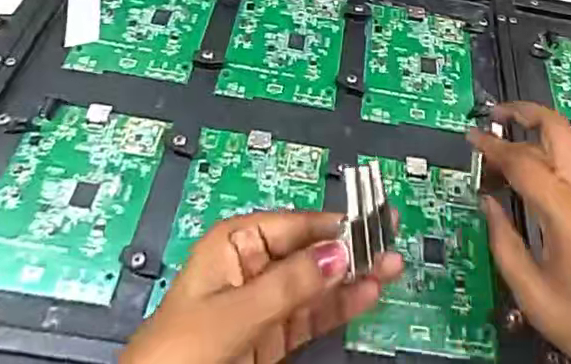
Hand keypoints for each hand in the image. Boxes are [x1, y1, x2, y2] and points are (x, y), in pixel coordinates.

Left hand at [122, 209, 403, 363]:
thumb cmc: (180, 349)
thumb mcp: (233, 313)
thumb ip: (288, 283)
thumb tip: (338, 251)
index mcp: (234, 243)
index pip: (294, 225)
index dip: (333, 224)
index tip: (372, 222)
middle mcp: (252, 266)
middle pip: (310, 252)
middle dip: (350, 249)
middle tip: (390, 241)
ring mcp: (263, 303)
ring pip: (317, 283)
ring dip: (353, 277)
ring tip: (390, 267)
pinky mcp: (271, 338)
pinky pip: (311, 314)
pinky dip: (339, 306)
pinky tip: (366, 295)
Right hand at [469, 102, 570, 363]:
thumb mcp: (533, 294)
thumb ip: (504, 243)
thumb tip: (488, 206)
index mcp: (567, 211)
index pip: (523, 160)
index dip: (492, 146)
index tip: (472, 137)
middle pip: (556, 127)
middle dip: (524, 111)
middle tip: (495, 115)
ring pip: (565, 143)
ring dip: (534, 135)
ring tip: (504, 155)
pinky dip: (547, 154)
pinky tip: (528, 176)